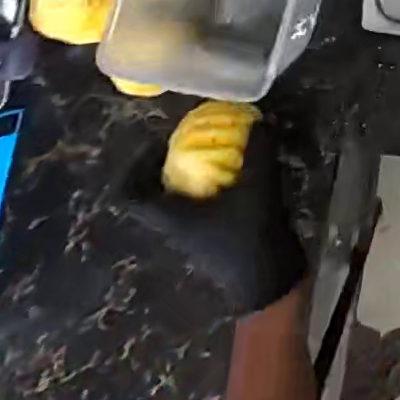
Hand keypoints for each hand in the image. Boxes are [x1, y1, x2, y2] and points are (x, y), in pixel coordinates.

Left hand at [114, 122, 305, 314]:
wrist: (269, 280)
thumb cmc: (250, 234)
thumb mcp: (258, 184)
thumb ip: (258, 150)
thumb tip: (260, 119)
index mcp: (171, 215)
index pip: (129, 194)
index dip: (134, 164)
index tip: (157, 142)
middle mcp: (178, 225)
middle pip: (156, 193)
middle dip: (170, 163)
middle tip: (192, 140)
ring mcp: (198, 234)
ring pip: (182, 199)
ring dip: (196, 174)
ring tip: (221, 152)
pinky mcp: (219, 237)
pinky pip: (207, 204)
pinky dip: (218, 185)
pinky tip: (245, 174)